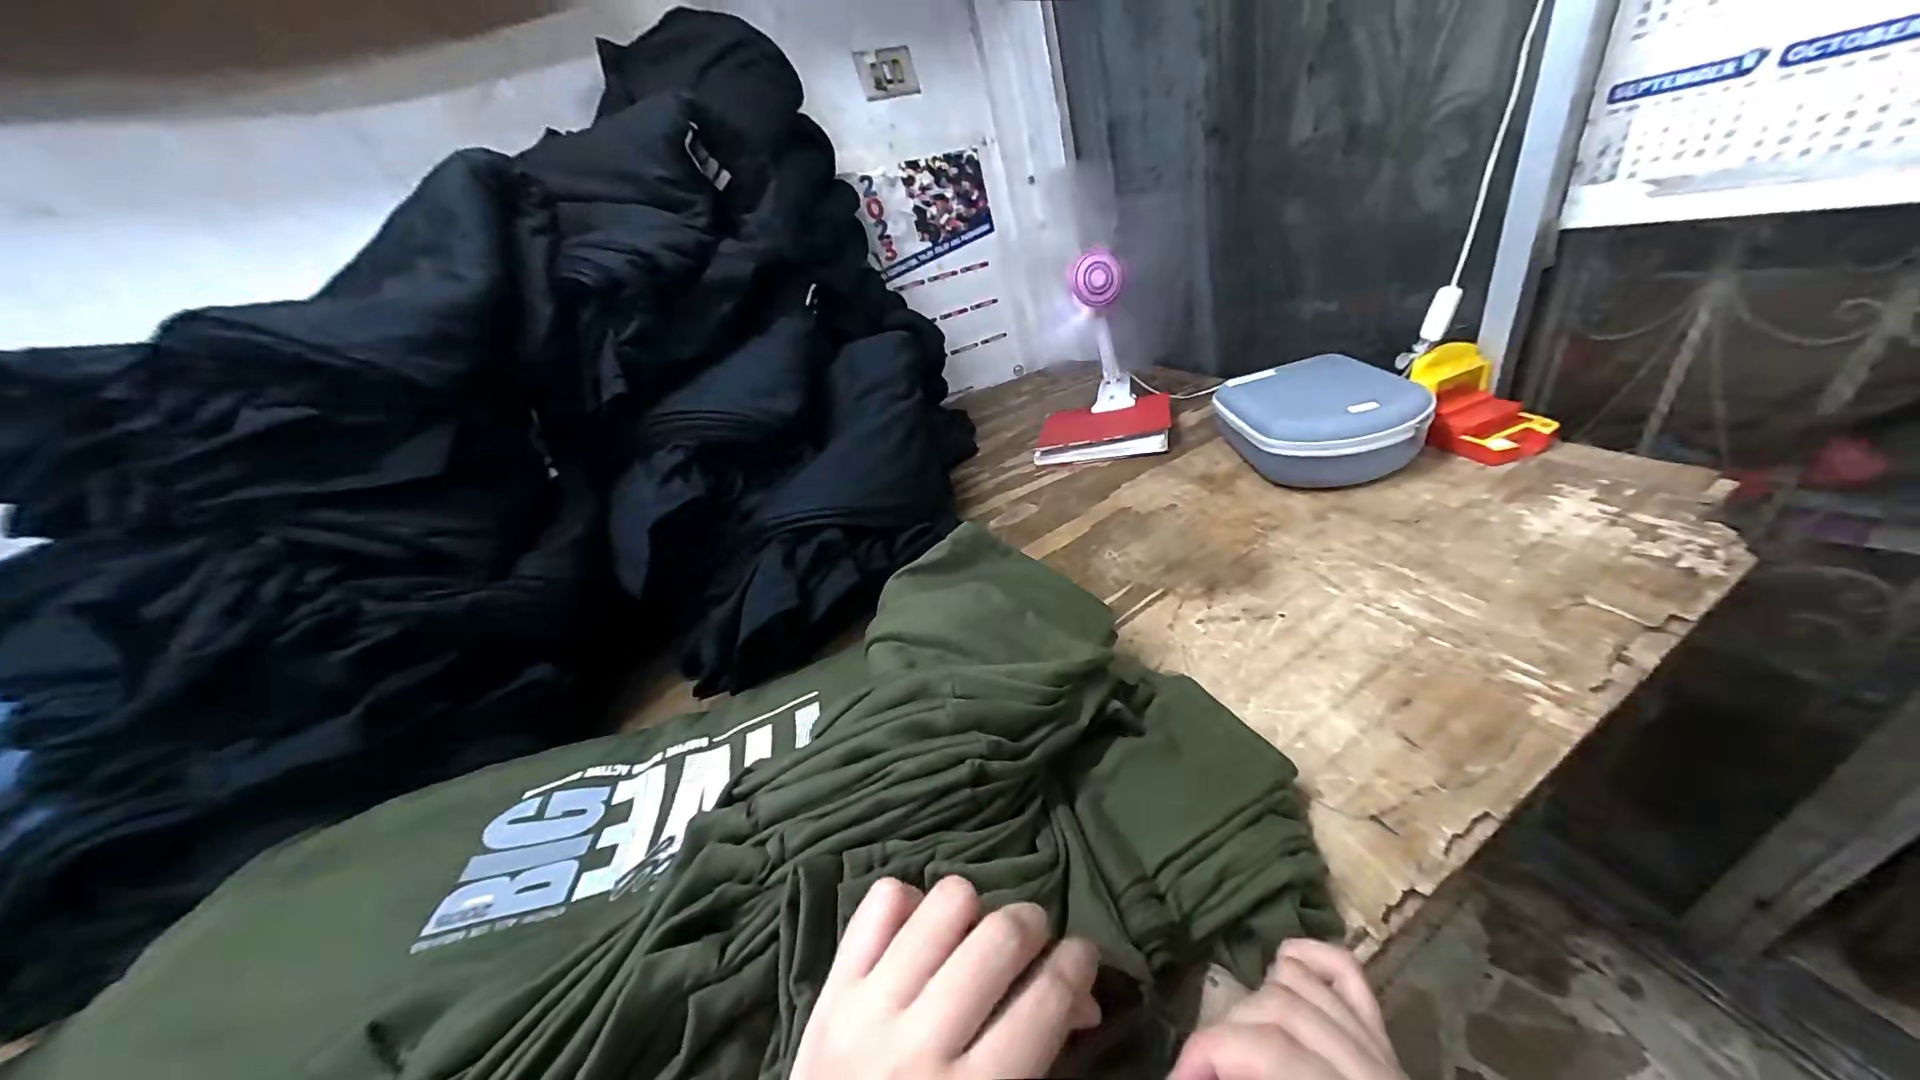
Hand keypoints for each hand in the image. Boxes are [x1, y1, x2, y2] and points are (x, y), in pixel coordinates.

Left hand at [791, 875, 1101, 1079]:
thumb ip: (1041, 1054)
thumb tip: (1081, 997)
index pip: (1045, 1001)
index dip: (1078, 963)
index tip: (1084, 952)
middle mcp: (921, 1045)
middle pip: (998, 938)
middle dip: (1032, 923)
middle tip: (1035, 938)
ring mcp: (870, 1008)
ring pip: (943, 903)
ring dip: (974, 907)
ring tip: (974, 932)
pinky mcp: (833, 985)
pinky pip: (879, 903)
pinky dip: (908, 901)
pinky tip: (919, 931)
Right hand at [1170, 940, 1406, 1079]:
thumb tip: (1192, 1076)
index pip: (1267, 1049)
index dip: (1206, 1052)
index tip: (1178, 1079)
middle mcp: (1373, 1074)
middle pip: (1277, 1009)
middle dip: (1223, 1034)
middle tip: (1201, 1074)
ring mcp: (1383, 1053)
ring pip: (1301, 983)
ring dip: (1253, 1003)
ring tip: (1235, 1047)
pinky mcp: (1386, 1043)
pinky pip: (1346, 974)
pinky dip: (1307, 959)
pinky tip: (1277, 969)